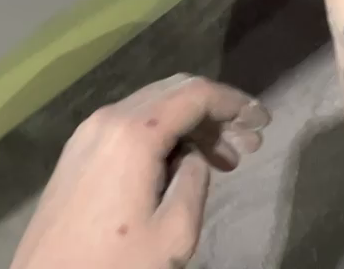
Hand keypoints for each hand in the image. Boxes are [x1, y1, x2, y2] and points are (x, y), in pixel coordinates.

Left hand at [11, 74, 270, 268]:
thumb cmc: (113, 266)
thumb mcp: (172, 235)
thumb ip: (194, 182)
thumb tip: (195, 157)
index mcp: (133, 132)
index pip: (195, 94)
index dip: (234, 102)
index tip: (263, 120)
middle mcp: (110, 116)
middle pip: (175, 92)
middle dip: (217, 111)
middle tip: (250, 141)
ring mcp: (90, 130)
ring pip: (153, 106)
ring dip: (192, 124)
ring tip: (227, 159)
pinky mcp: (80, 149)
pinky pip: (131, 123)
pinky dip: (164, 133)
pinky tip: (184, 161)